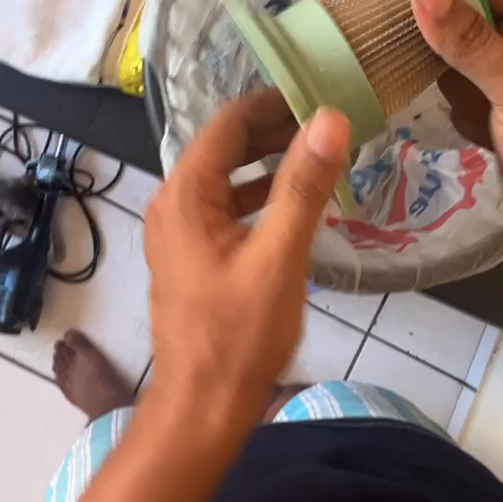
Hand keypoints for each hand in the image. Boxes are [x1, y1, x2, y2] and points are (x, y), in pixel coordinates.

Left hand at [143, 90, 349, 425]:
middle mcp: (173, 204)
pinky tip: (294, 205)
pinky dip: (259, 198)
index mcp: (186, 194)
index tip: (318, 95)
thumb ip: (303, 186)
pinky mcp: (191, 256)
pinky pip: (226, 210)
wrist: (202, 406)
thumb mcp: (278, 257)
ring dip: (269, 165)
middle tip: (328, 124)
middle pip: (225, 148)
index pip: (228, 124)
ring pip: (226, 180)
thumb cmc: (239, 335)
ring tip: (320, 157)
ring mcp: (179, 232)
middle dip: (274, 132)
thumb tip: (329, 119)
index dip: (272, 103)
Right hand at [366, 0, 502, 255]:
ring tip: (373, 41)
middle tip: (364, 0)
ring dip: (420, 46)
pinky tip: (404, 85)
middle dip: (419, 4)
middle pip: (463, 7)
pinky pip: (453, 85)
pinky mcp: (494, 110)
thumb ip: (470, 41)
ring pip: (453, 49)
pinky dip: (433, 85)